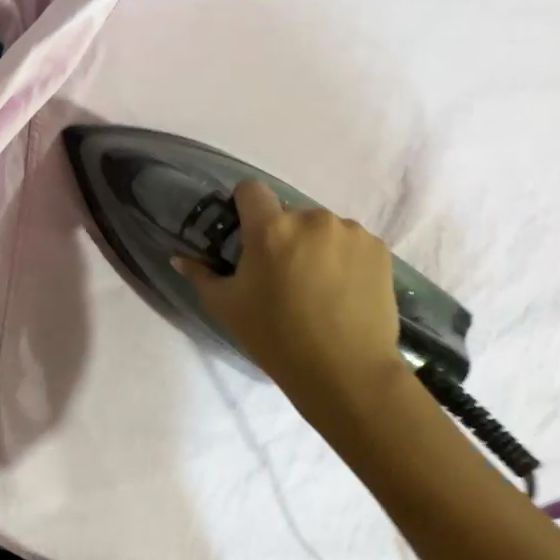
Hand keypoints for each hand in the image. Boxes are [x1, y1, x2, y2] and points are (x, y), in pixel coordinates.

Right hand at [175, 181, 408, 408]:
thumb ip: (201, 274)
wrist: (344, 370)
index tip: (243, 234)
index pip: (251, 190)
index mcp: (270, 229)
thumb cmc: (274, 336)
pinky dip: (341, 258)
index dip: (243, 206)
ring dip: (313, 246)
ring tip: (314, 285)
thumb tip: (180, 258)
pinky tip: (340, 290)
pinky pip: (350, 242)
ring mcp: (350, 233)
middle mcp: (312, 219)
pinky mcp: (379, 249)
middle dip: (280, 234)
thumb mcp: (226, 305)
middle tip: (279, 273)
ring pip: (321, 228)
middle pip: (287, 213)